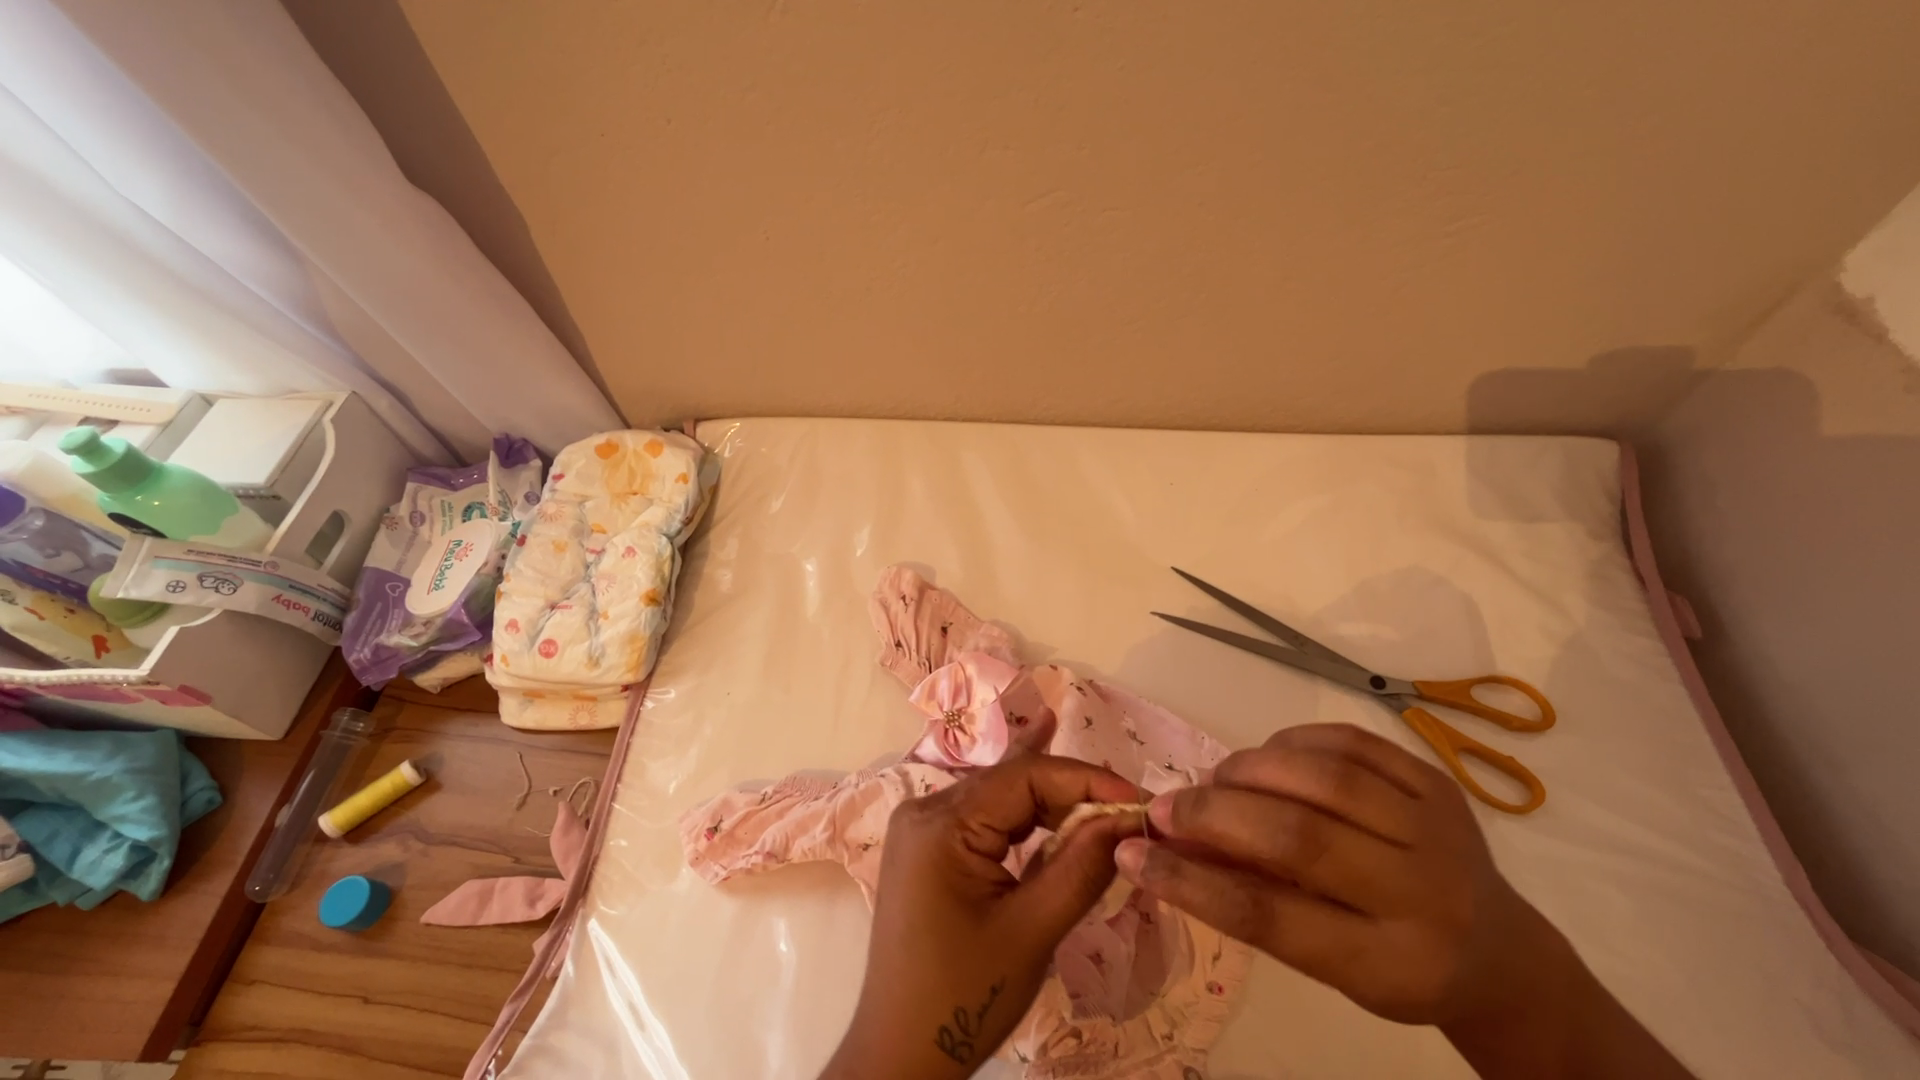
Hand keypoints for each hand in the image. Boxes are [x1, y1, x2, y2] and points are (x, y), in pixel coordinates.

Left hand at [820, 726, 1141, 1079]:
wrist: (901, 1051)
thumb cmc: (966, 994)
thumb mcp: (1033, 930)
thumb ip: (1082, 866)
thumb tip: (1128, 819)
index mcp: (941, 823)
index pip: (1024, 775)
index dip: (1087, 779)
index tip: (1140, 801)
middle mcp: (924, 810)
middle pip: (1011, 781)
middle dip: (1073, 792)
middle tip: (1130, 810)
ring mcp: (922, 829)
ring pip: (1000, 797)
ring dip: (1052, 803)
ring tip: (1105, 804)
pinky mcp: (929, 850)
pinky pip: (985, 820)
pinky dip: (1025, 821)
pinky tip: (1055, 806)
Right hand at [1117, 722, 1689, 1078]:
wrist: (1496, 951)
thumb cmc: (1393, 967)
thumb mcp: (1327, 963)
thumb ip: (1253, 901)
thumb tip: (1167, 847)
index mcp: (1389, 962)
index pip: (1271, 916)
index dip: (1191, 882)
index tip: (1132, 854)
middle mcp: (1422, 893)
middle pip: (1299, 837)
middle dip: (1213, 814)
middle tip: (1163, 807)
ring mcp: (1436, 829)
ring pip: (1324, 778)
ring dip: (1248, 771)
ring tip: (1214, 781)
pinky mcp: (1437, 783)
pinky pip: (1350, 743)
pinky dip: (1291, 743)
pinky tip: (1265, 756)